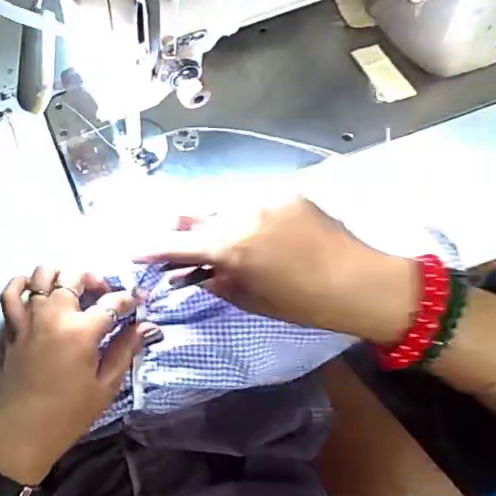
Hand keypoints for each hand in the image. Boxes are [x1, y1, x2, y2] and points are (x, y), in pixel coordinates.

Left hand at [0, 266, 144, 485]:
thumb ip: (125, 350)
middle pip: (75, 276)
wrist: (22, 432)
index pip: (112, 302)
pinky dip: (22, 284)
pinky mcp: (11, 327)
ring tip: (73, 289)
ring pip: (42, 274)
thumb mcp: (106, 386)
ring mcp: (29, 318)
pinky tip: (35, 289)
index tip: (138, 302)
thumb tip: (145, 326)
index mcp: (82, 331)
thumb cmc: (69, 414)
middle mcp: (54, 315)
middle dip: (95, 279)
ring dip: (61, 275)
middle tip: (104, 295)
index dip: (129, 299)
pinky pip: (10, 293)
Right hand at [136, 198, 419, 343]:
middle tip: (184, 245)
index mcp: (232, 246)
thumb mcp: (253, 300)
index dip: (156, 249)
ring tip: (225, 239)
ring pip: (227, 206)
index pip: (181, 244)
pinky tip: (258, 233)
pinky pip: (254, 201)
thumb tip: (193, 272)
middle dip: (189, 232)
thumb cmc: (304, 303)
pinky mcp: (287, 192)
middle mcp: (243, 214)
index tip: (136, 251)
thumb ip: (217, 281)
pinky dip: (247, 216)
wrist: (359, 282)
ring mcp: (266, 198)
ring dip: (219, 222)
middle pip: (201, 218)